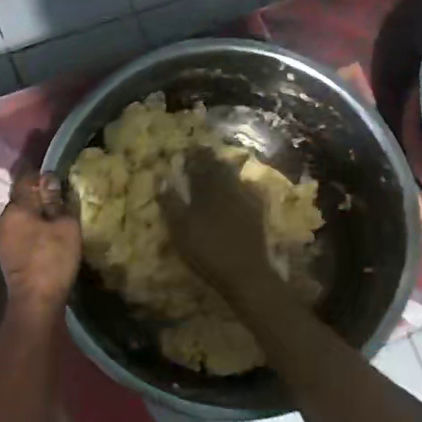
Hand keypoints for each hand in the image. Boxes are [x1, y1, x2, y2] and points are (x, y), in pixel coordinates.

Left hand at [0, 170, 80, 314]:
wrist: (35, 300)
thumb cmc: (52, 258)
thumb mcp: (65, 226)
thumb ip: (57, 201)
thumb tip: (50, 180)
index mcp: (16, 208)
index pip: (25, 180)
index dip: (40, 176)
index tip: (56, 178)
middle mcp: (3, 219)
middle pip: (21, 200)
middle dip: (37, 198)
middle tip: (59, 201)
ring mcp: (1, 238)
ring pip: (19, 218)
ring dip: (34, 216)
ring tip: (54, 221)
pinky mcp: (5, 254)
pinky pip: (18, 233)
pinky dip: (30, 231)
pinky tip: (44, 238)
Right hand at [161, 148, 273, 296]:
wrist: (246, 271)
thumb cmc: (207, 250)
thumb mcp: (180, 228)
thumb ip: (170, 202)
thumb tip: (162, 179)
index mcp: (208, 188)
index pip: (199, 164)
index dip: (192, 157)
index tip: (186, 150)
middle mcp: (228, 187)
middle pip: (218, 167)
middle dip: (209, 159)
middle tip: (201, 155)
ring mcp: (246, 198)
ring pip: (234, 176)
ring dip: (224, 170)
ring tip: (216, 169)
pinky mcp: (258, 212)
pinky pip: (248, 189)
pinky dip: (240, 184)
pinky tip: (239, 188)